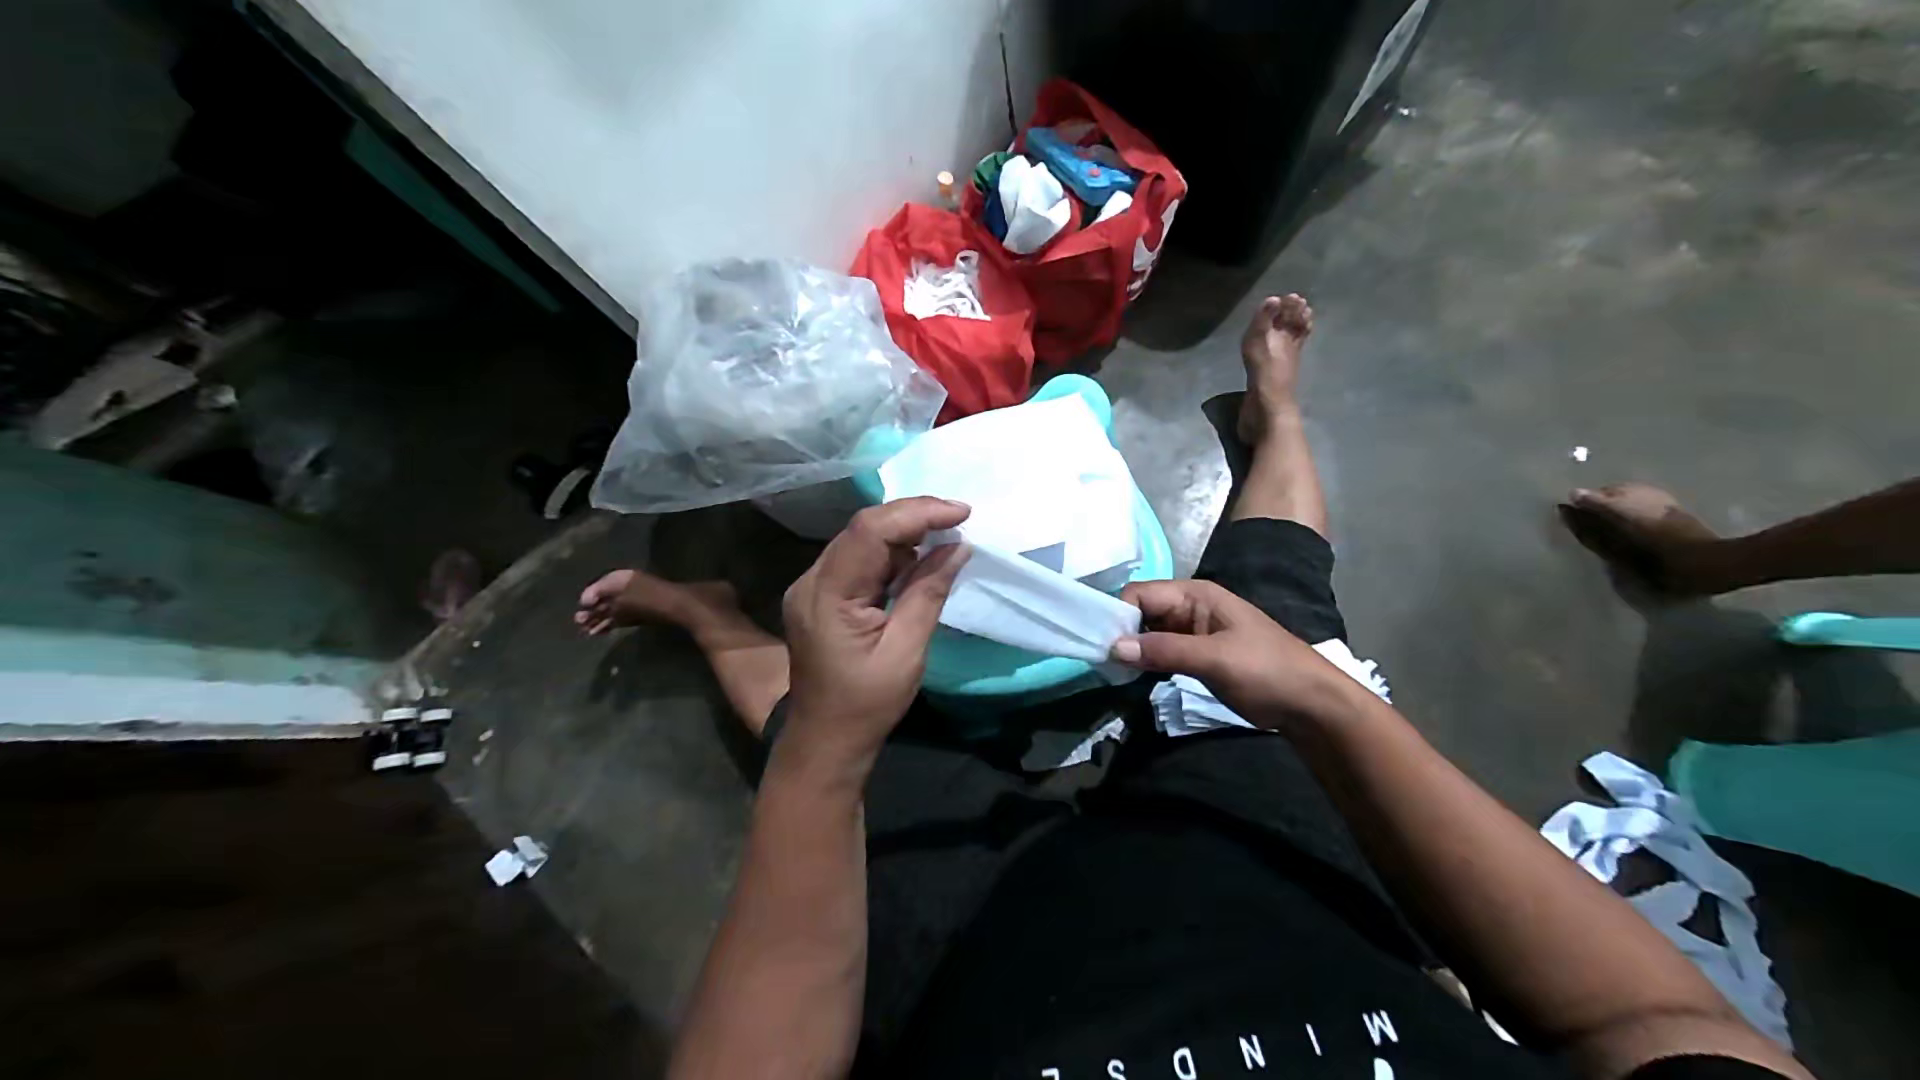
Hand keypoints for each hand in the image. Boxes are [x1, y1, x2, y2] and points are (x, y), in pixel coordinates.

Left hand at [779, 497, 972, 770]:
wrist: (826, 739)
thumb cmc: (867, 704)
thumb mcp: (906, 651)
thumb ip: (929, 592)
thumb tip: (958, 546)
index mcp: (827, 595)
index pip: (869, 532)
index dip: (917, 513)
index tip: (961, 513)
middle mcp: (811, 581)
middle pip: (862, 529)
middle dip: (913, 517)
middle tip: (958, 518)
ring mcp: (812, 587)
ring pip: (860, 540)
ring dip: (903, 533)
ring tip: (946, 535)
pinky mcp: (821, 596)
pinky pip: (858, 560)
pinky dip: (890, 554)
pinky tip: (918, 558)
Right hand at [1112, 579, 1349, 725]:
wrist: (1311, 704)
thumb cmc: (1267, 671)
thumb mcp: (1216, 659)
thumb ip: (1164, 650)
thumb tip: (1113, 647)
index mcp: (1195, 594)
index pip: (1140, 594)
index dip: (1117, 614)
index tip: (1100, 644)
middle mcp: (1189, 606)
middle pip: (1140, 610)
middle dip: (1119, 631)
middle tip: (1099, 660)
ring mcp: (1191, 631)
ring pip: (1147, 632)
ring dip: (1130, 648)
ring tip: (1109, 669)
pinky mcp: (1194, 654)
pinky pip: (1158, 649)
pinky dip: (1144, 659)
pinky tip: (1130, 675)